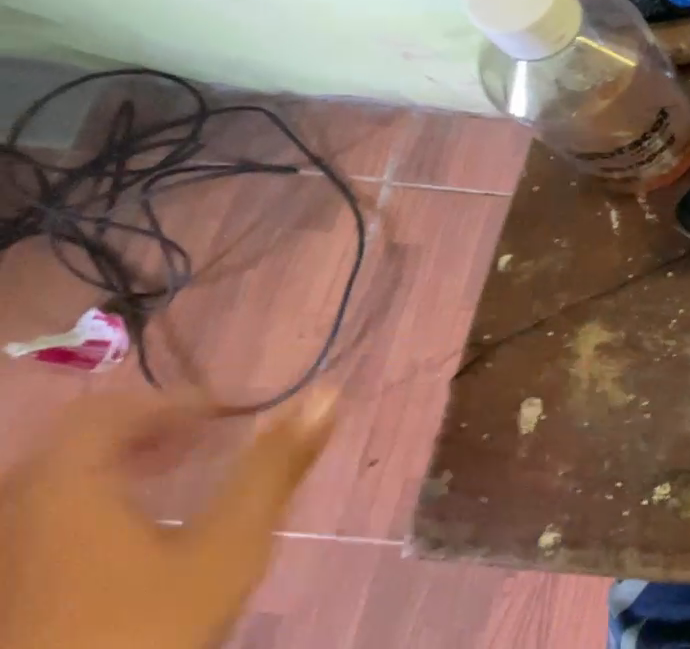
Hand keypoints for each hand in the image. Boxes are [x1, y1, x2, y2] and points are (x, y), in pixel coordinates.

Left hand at [0, 388, 336, 648]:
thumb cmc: (150, 624)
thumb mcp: (228, 546)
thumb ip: (275, 468)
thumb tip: (327, 396)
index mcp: (65, 487)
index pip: (109, 410)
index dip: (178, 402)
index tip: (236, 415)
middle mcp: (17, 510)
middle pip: (78, 444)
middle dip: (152, 433)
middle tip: (213, 442)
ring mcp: (6, 553)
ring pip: (59, 483)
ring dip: (124, 468)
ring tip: (182, 483)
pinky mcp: (13, 587)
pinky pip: (46, 519)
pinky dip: (97, 504)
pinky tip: (138, 537)